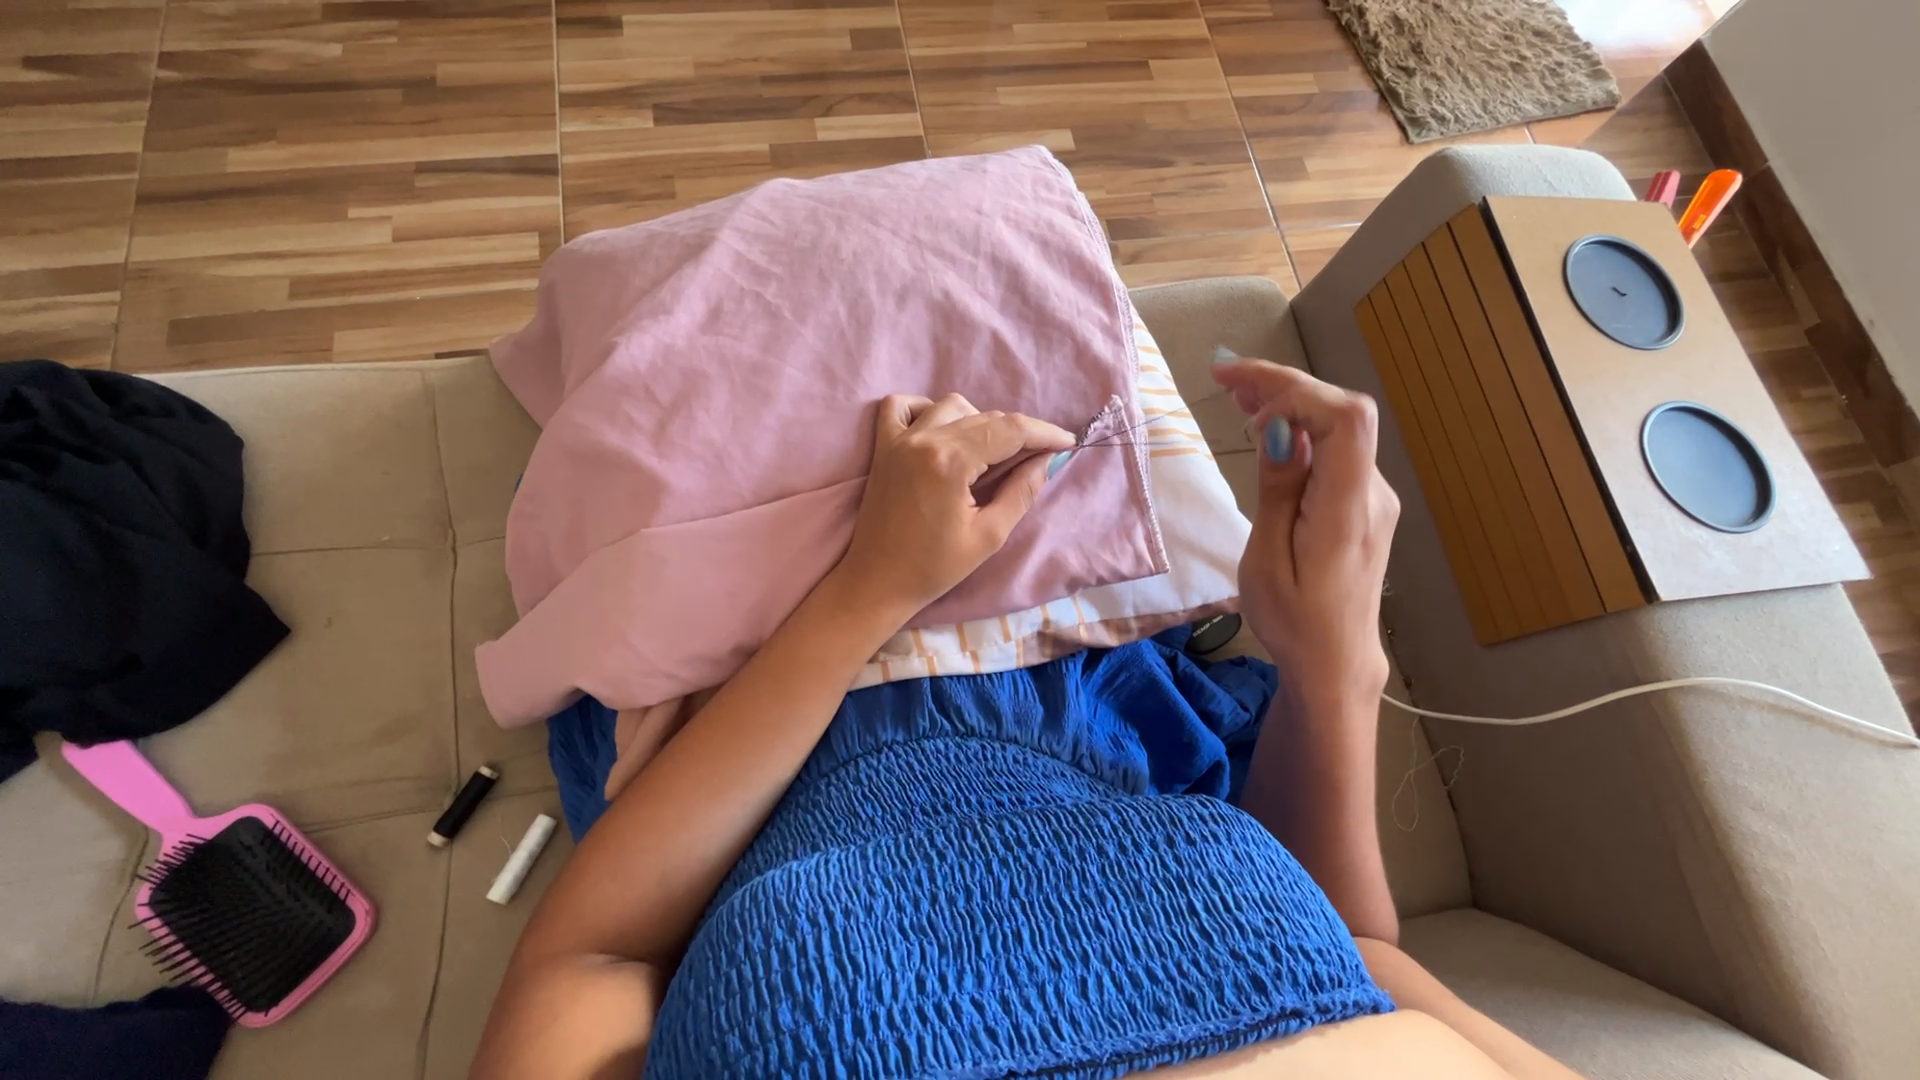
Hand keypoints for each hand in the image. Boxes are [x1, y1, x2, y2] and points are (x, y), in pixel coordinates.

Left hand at [831, 393, 1074, 617]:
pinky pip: (901, 406)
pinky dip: (925, 410)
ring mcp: (898, 440)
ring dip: (978, 421)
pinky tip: (942, 433)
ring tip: (989, 454)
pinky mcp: (882, 447)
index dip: (1044, 433)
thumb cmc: (933, 568)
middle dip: (1018, 433)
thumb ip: (1022, 492)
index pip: (1010, 430)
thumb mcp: (989, 536)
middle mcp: (923, 440)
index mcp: (950, 462)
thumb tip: (1047, 460)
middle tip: (1037, 457)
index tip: (1067, 442)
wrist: (876, 583)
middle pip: (986, 417)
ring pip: (951, 406)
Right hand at [1212, 359, 1399, 710]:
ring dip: (1288, 402)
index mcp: (1346, 510)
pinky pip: (1333, 450)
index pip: (1346, 420)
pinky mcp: (1362, 502)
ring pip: (1337, 427)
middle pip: (1341, 413)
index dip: (1296, 395)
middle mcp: (1370, 492)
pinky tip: (1262, 425)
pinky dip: (1298, 429)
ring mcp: (1372, 495)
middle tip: (1223, 376)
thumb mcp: (1266, 560)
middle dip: (1283, 385)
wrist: (1335, 661)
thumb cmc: (1292, 620)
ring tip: (1234, 389)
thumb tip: (1280, 430)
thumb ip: (1278, 491)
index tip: (1245, 411)